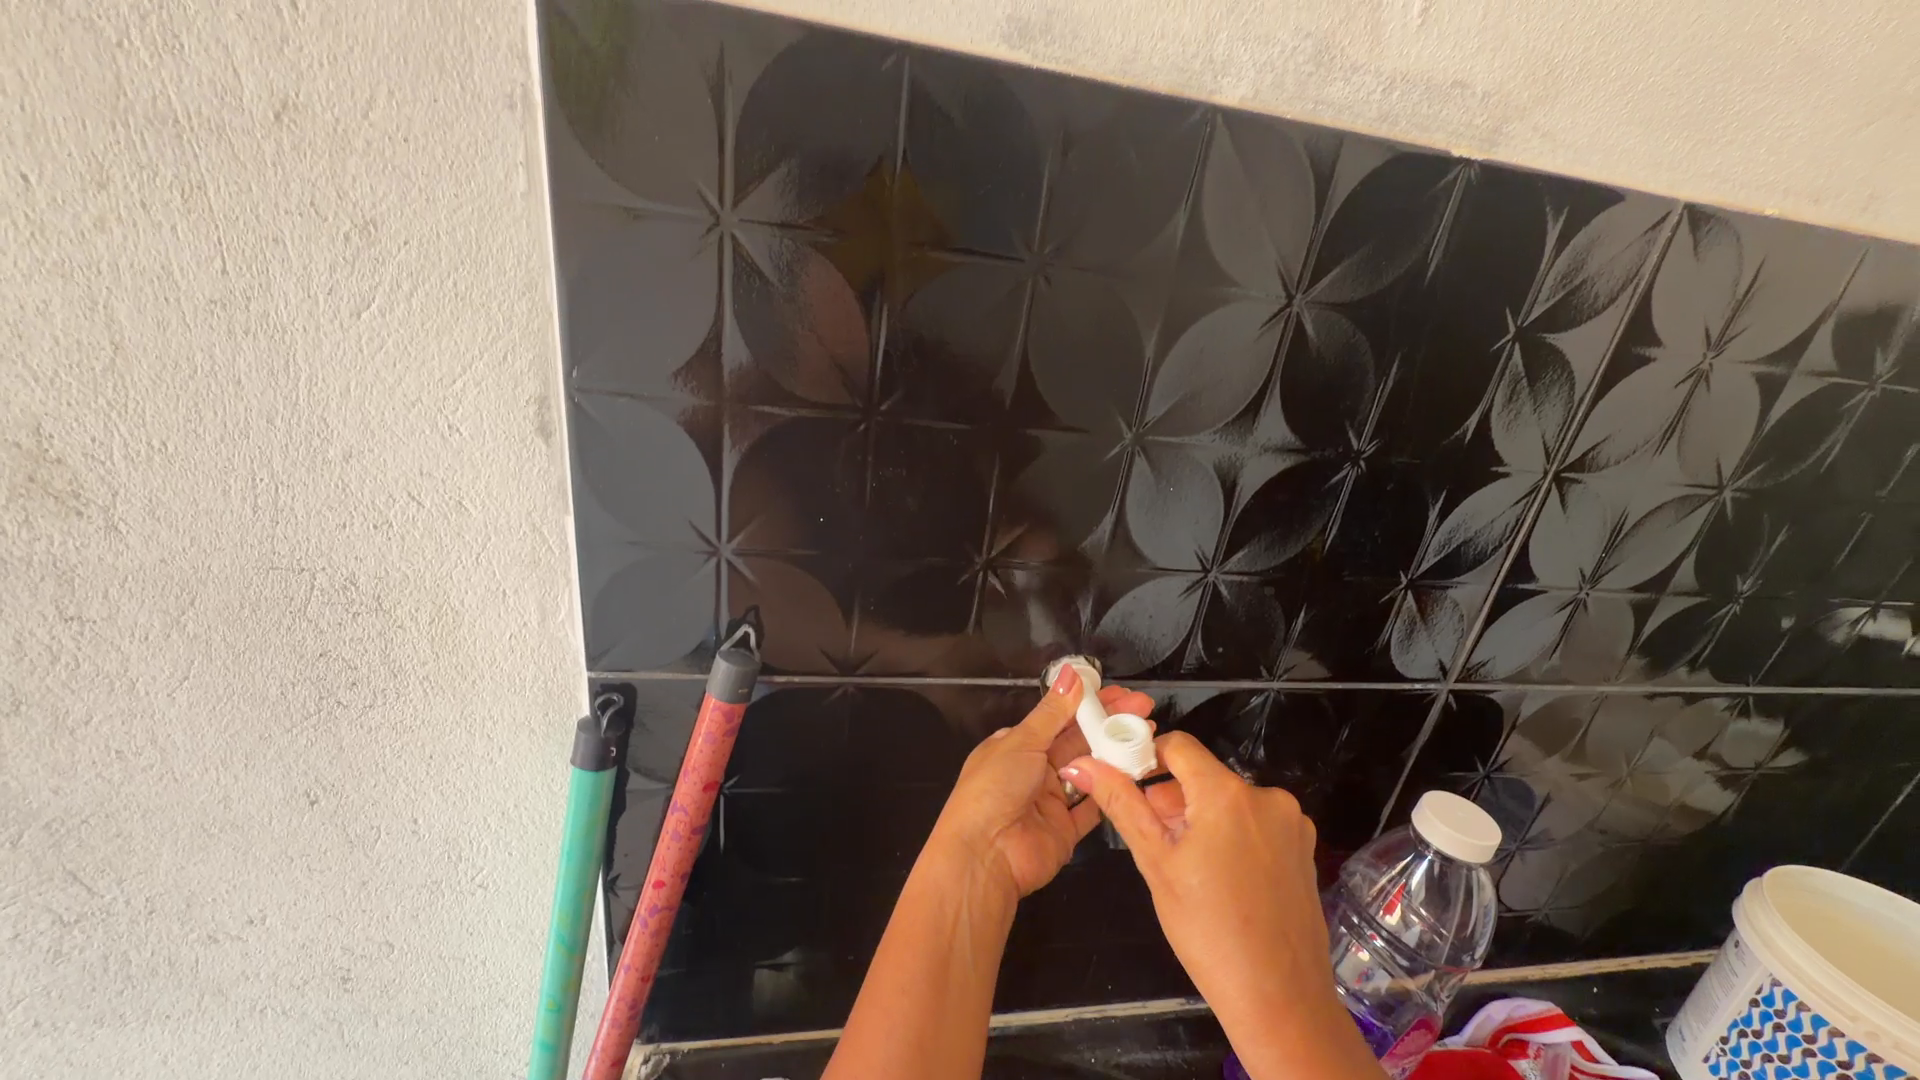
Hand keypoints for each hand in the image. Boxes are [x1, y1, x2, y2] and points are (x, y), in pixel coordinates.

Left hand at [925, 665, 1154, 902]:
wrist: (984, 856)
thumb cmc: (995, 789)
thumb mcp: (1022, 742)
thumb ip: (1053, 711)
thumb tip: (1072, 672)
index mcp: (1016, 745)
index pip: (1059, 718)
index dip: (1089, 704)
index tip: (1121, 694)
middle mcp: (1034, 770)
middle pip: (1078, 741)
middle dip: (1109, 724)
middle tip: (1145, 710)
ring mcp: (1051, 801)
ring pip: (1090, 770)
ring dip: (1116, 754)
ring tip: (1147, 737)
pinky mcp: (1067, 829)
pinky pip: (1093, 805)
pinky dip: (1112, 790)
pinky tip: (1136, 772)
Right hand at [1062, 733, 1380, 1079]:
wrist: (1279, 999)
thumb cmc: (1206, 930)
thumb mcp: (1155, 863)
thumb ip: (1120, 803)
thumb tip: (1081, 764)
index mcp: (1227, 793)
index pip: (1178, 746)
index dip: (1147, 758)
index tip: (1128, 786)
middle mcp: (1266, 796)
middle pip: (1204, 776)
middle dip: (1173, 799)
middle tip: (1153, 841)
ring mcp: (1292, 823)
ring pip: (1230, 802)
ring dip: (1201, 818)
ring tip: (1186, 867)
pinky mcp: (1304, 848)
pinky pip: (1256, 824)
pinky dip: (1232, 836)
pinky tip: (1221, 878)